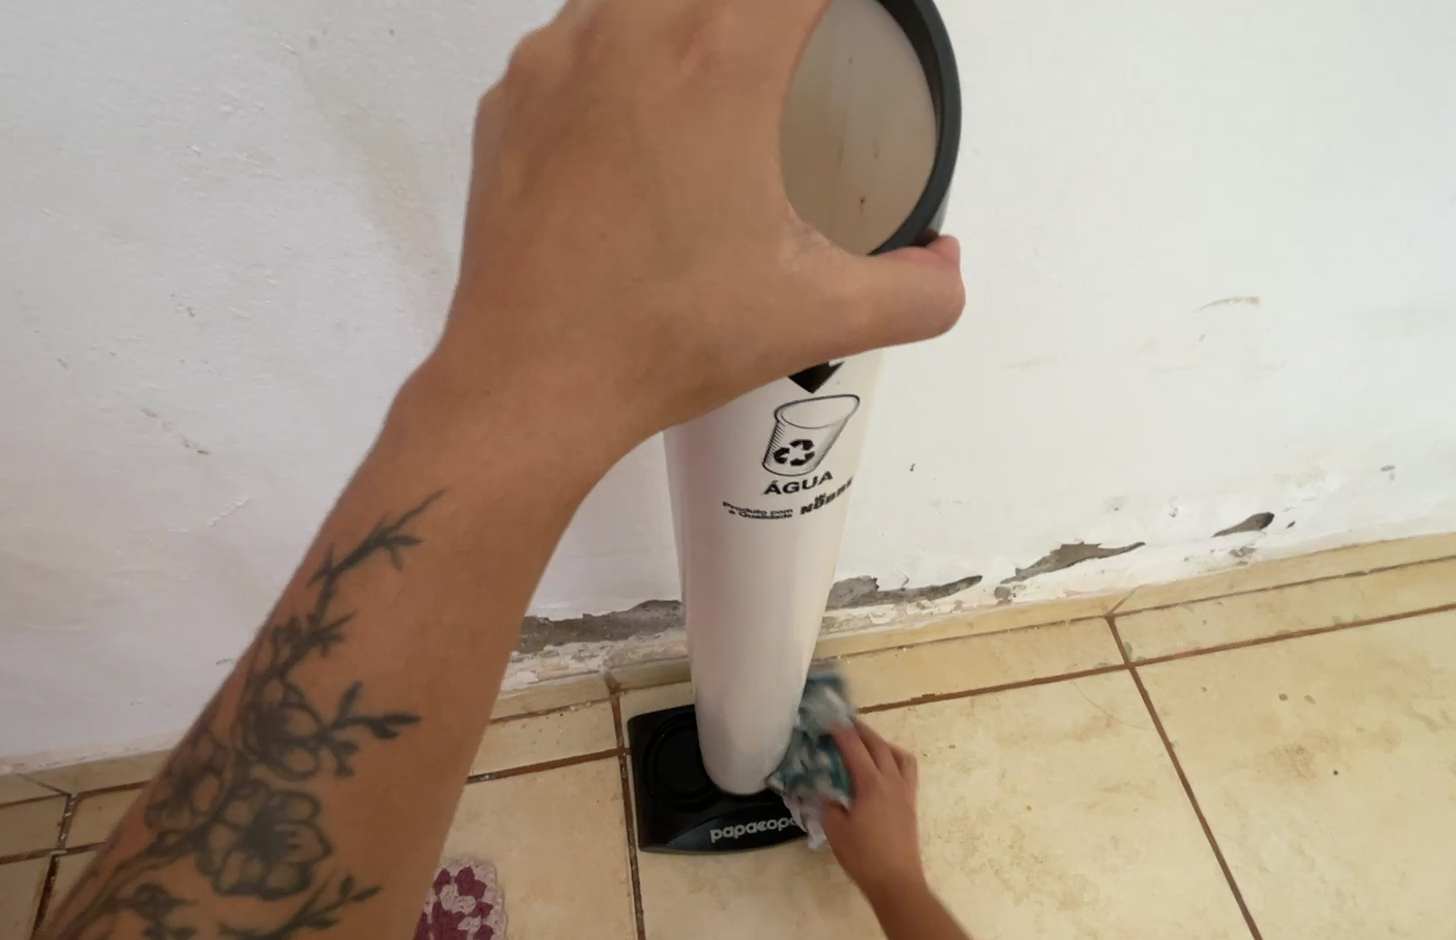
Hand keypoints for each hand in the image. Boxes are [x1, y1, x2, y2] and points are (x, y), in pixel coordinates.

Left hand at [437, 0, 965, 458]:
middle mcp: (629, 27)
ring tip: (710, 107)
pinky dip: (618, 66)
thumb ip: (913, 296)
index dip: (833, 9)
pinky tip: (631, 142)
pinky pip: (577, 45)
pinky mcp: (509, 101)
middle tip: (785, 81)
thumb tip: (946, 272)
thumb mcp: (816, 322)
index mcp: (720, 59)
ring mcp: (553, 58)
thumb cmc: (671, 344)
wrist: (534, 385)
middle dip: (763, 20)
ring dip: (688, 28)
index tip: (841, 39)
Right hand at [824, 722, 925, 901]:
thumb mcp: (835, 830)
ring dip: (882, 743)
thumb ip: (829, 805)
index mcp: (871, 784)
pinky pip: (906, 771)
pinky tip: (882, 771)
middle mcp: (891, 782)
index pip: (854, 748)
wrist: (897, 883)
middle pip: (878, 745)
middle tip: (846, 724)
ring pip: (898, 755)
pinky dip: (894, 760)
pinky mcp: (911, 804)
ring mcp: (905, 792)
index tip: (829, 722)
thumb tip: (828, 793)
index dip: (841, 732)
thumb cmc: (863, 857)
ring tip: (867, 745)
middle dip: (861, 731)